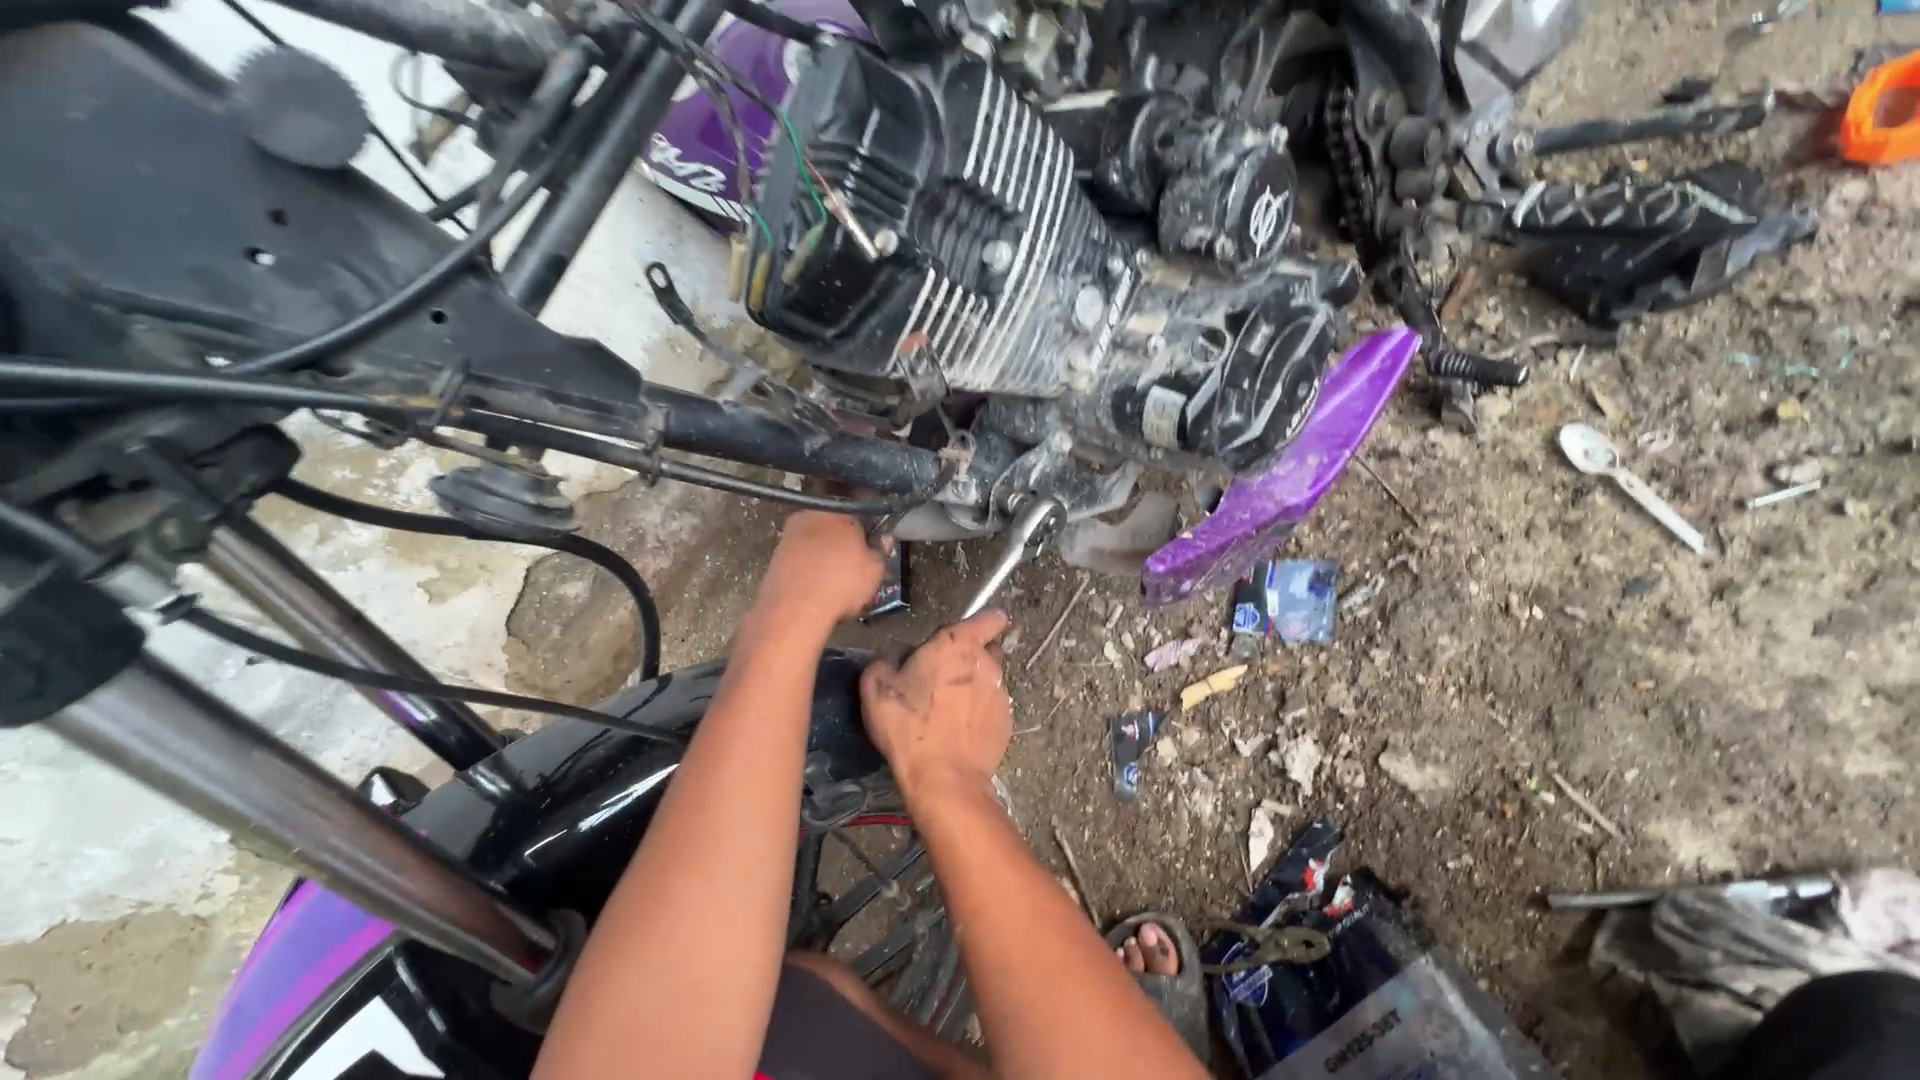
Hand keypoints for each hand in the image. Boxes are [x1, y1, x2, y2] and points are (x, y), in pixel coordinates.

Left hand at [754, 511, 887, 633]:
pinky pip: (801, 558)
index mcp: (839, 511)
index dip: (868, 530)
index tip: (872, 547)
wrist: (794, 608)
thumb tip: (883, 538)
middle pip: (833, 525)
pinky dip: (809, 568)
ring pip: (815, 541)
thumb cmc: (841, 582)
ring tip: (834, 580)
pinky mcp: (775, 555)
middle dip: (843, 541)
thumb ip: (881, 550)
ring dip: (825, 555)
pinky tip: (816, 587)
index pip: (859, 512)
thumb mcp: (874, 569)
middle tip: (854, 565)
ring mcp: (789, 534)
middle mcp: (811, 515)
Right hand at [859, 610, 1011, 801]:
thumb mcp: (876, 685)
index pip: (988, 618)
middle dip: (970, 657)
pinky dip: (979, 713)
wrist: (943, 777)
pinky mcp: (1007, 721)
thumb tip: (899, 649)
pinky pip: (992, 707)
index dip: (985, 620)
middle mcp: (986, 663)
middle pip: (986, 650)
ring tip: (949, 709)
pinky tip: (960, 730)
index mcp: (957, 645)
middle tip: (944, 677)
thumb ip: (888, 656)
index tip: (976, 627)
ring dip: (974, 686)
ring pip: (989, 680)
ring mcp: (1000, 693)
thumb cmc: (907, 725)